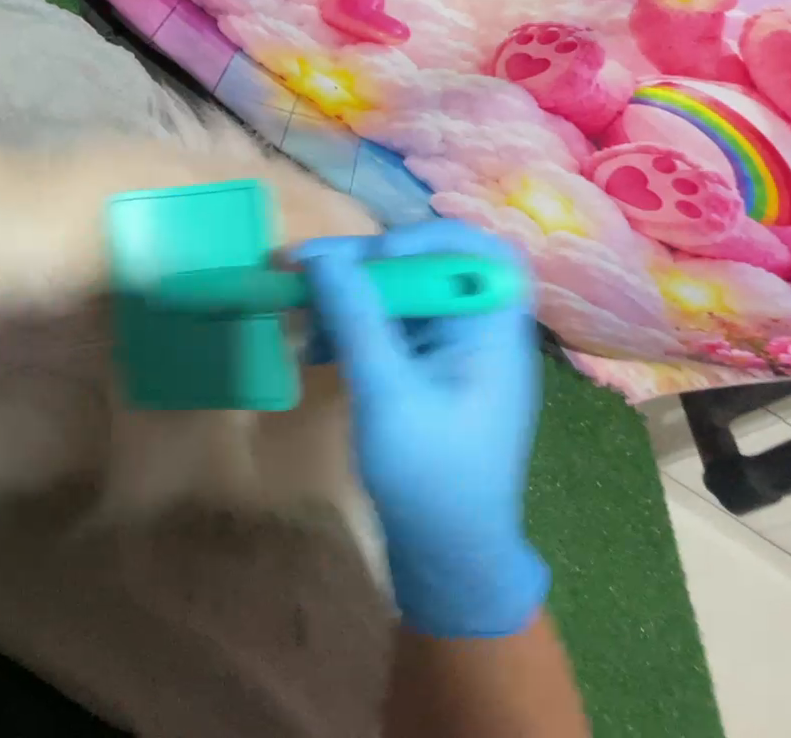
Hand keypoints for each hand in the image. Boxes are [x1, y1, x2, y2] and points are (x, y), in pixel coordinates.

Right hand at [294, 222, 549, 637]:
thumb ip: (356, 318)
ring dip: (347, 296)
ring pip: (397, 296)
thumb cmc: (428, 472)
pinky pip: (386, 327)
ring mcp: (448, 352)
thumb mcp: (386, 391)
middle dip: (363, 266)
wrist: (446, 550)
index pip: (476, 252)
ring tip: (300, 311)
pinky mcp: (423, 371)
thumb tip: (320, 256)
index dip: (423, 239)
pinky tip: (315, 345)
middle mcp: (475, 331)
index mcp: (490, 331)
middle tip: (303, 270)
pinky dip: (349, 326)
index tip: (368, 257)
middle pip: (424, 268)